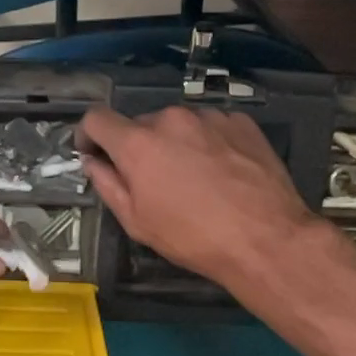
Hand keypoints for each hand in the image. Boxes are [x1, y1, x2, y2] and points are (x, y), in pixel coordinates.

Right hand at [78, 105, 328, 289]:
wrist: (266, 238)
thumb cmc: (193, 237)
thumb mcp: (137, 222)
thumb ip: (107, 184)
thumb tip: (93, 161)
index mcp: (138, 143)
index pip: (96, 118)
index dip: (89, 135)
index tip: (94, 153)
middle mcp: (171, 119)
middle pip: (140, 124)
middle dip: (138, 147)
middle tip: (153, 181)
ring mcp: (210, 117)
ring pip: (178, 125)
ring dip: (175, 144)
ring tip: (194, 178)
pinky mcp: (242, 122)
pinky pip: (212, 126)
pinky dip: (208, 142)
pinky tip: (221, 171)